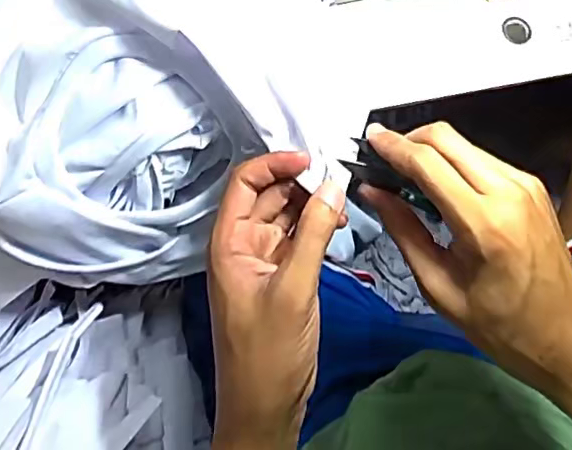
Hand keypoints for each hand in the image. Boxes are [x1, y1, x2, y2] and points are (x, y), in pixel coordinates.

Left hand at [207, 151, 345, 449]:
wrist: (266, 411)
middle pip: (270, 193)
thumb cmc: (268, 355)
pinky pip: (299, 234)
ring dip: (313, 203)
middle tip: (335, 183)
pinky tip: (337, 224)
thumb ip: (314, 232)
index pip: (245, 182)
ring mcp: (263, 258)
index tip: (309, 160)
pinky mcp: (282, 272)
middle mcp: (243, 243)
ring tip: (341, 206)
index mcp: (229, 242)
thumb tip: (333, 184)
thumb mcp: (294, 288)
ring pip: (287, 211)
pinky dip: (317, 224)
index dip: (275, 164)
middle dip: (301, 183)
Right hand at [359, 122, 571, 392]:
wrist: (568, 339)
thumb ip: (404, 231)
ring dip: (432, 150)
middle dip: (409, 139)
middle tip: (386, 156)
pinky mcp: (531, 183)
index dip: (393, 146)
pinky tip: (444, 186)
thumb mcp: (441, 288)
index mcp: (485, 224)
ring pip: (463, 143)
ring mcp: (524, 183)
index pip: (428, 163)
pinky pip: (482, 157)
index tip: (372, 139)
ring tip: (411, 176)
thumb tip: (375, 193)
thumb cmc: (506, 327)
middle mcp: (509, 192)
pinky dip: (455, 161)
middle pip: (445, 137)